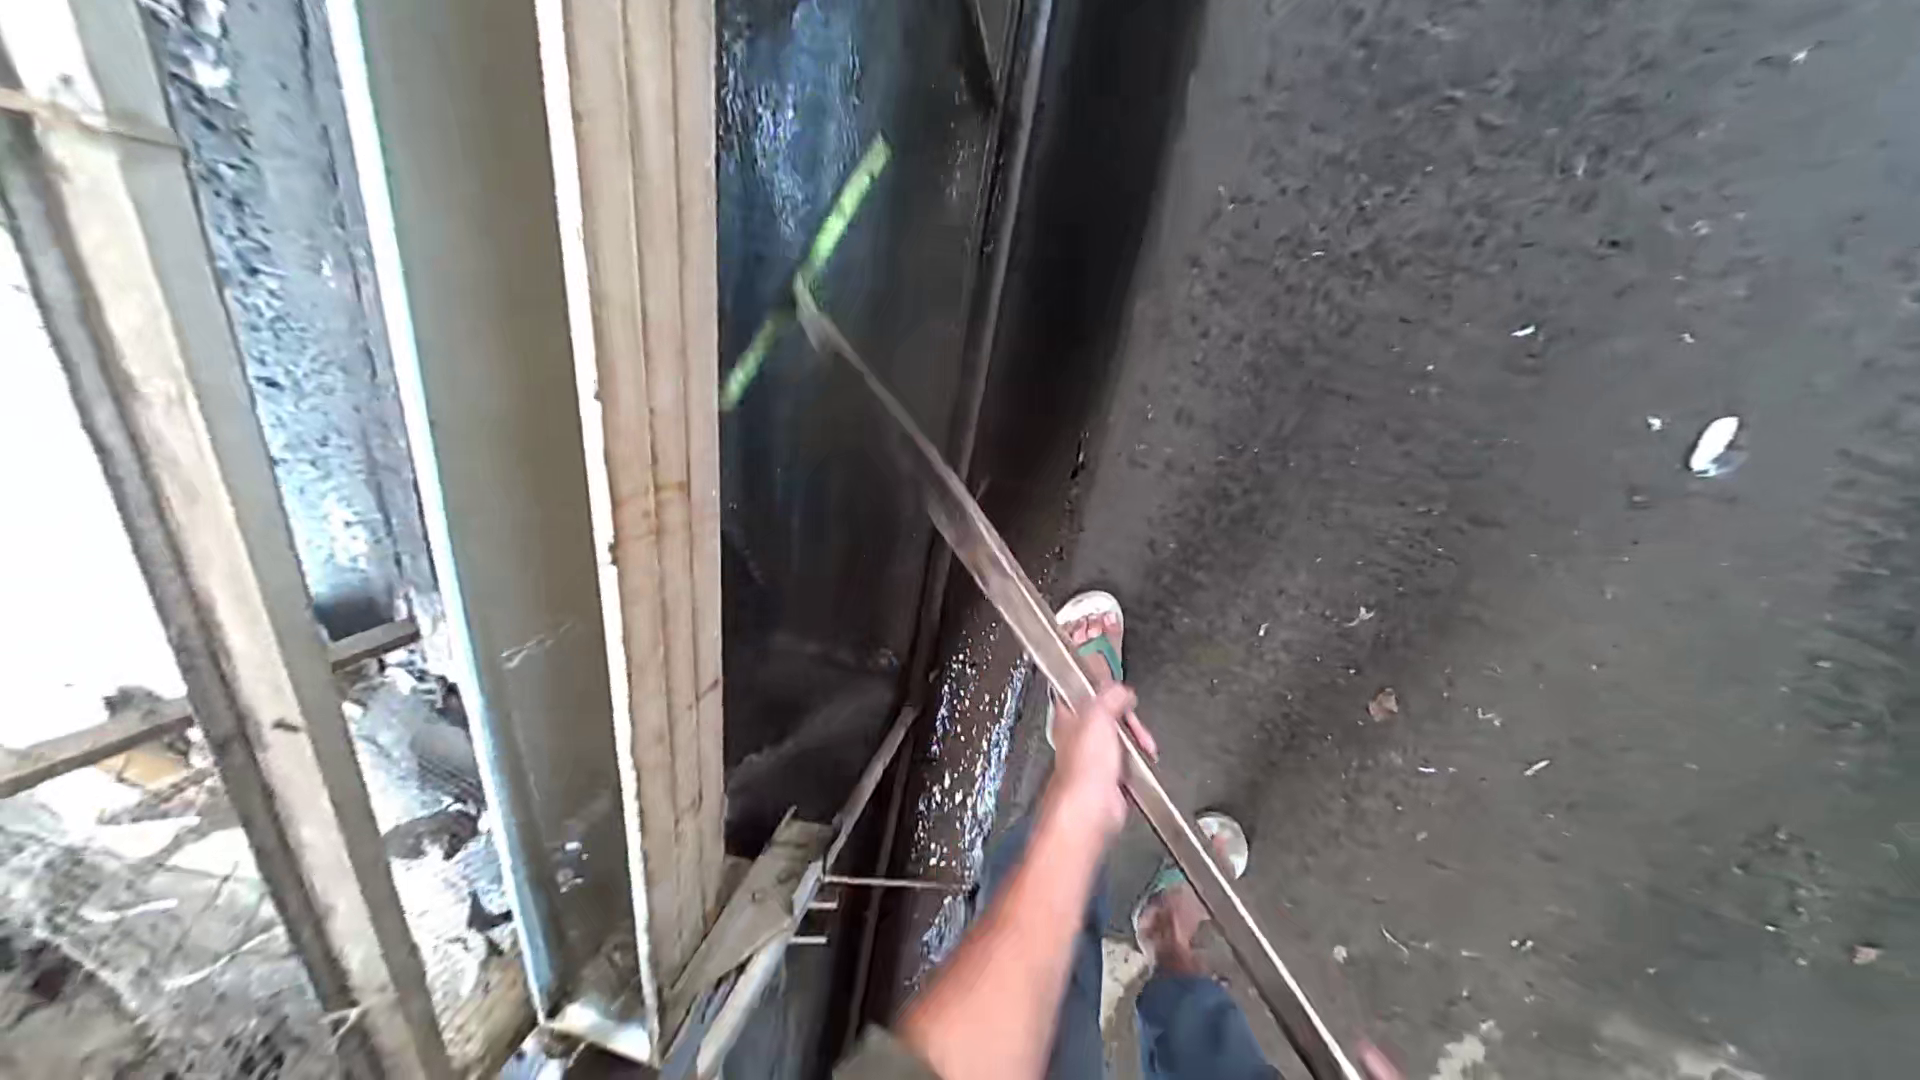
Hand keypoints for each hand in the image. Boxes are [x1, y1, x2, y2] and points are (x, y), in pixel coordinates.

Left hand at [1046, 683, 1157, 837]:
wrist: (1092, 806)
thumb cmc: (1084, 766)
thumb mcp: (1099, 715)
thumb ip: (1111, 697)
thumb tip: (1121, 690)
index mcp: (1068, 716)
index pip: (1086, 694)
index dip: (1104, 692)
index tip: (1121, 693)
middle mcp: (1078, 736)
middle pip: (1109, 717)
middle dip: (1128, 720)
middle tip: (1136, 725)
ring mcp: (1094, 757)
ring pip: (1120, 740)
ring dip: (1136, 742)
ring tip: (1144, 746)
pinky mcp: (1109, 777)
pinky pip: (1128, 763)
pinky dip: (1139, 762)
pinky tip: (1142, 763)